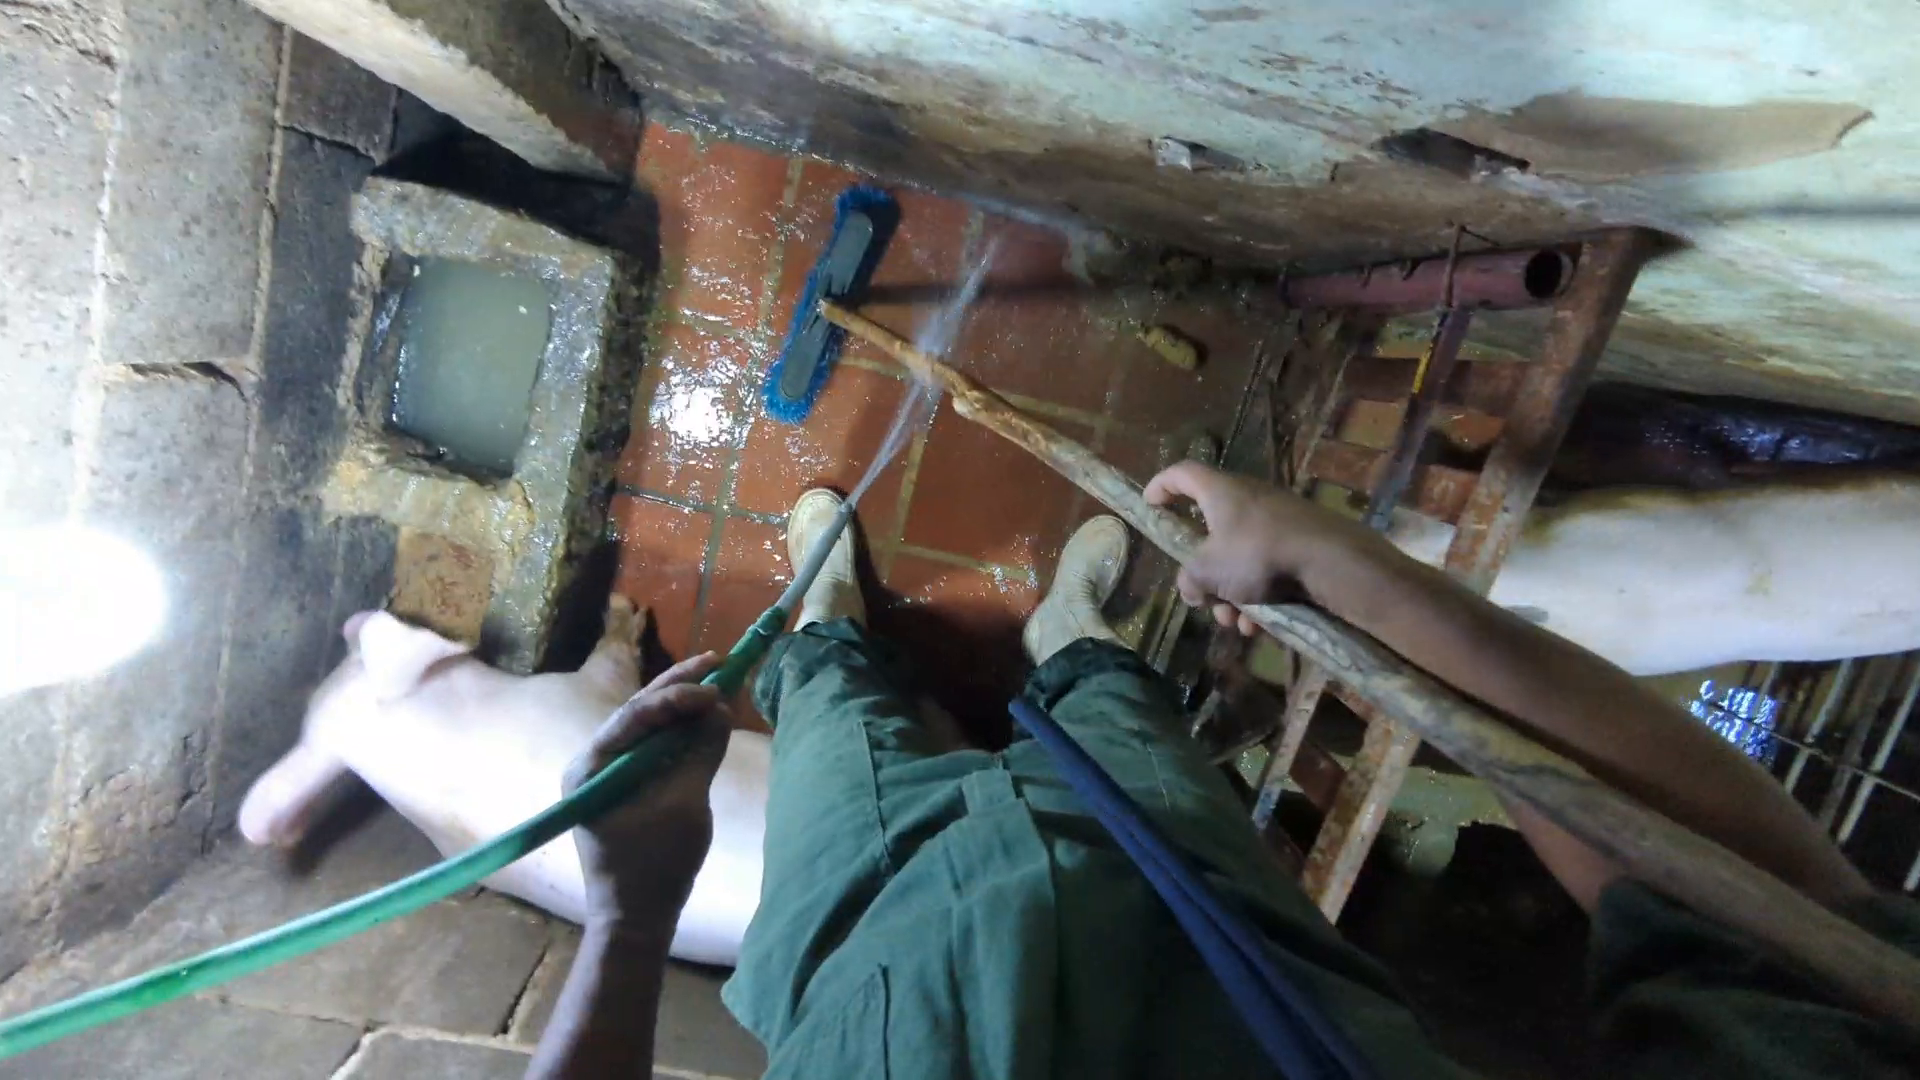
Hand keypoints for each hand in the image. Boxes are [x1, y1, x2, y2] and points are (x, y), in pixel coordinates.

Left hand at [563, 652, 732, 926]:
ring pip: (649, 722)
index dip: (675, 697)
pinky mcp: (629, 781)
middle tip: (718, 661)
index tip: (714, 690)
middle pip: (639, 710)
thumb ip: (701, 753)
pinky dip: (683, 727)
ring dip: (683, 701)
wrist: (636, 918)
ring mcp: (611, 771)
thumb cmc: (654, 866)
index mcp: (591, 768)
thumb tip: (721, 709)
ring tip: (717, 676)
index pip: (634, 716)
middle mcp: (594, 761)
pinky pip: (656, 743)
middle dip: (679, 685)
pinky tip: (707, 712)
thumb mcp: (685, 806)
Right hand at [1143, 461, 1381, 634]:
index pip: (1181, 474)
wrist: (1333, 562)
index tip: (1150, 504)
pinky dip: (1259, 597)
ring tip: (1236, 622)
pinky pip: (1268, 569)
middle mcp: (1249, 500)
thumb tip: (1192, 589)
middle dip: (1205, 573)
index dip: (1161, 486)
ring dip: (1232, 593)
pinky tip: (1261, 626)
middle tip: (1204, 598)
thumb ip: (1189, 580)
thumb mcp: (1208, 572)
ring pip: (1241, 558)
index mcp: (1220, 492)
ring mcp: (1279, 521)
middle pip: (1212, 532)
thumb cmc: (1258, 555)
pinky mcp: (1303, 543)